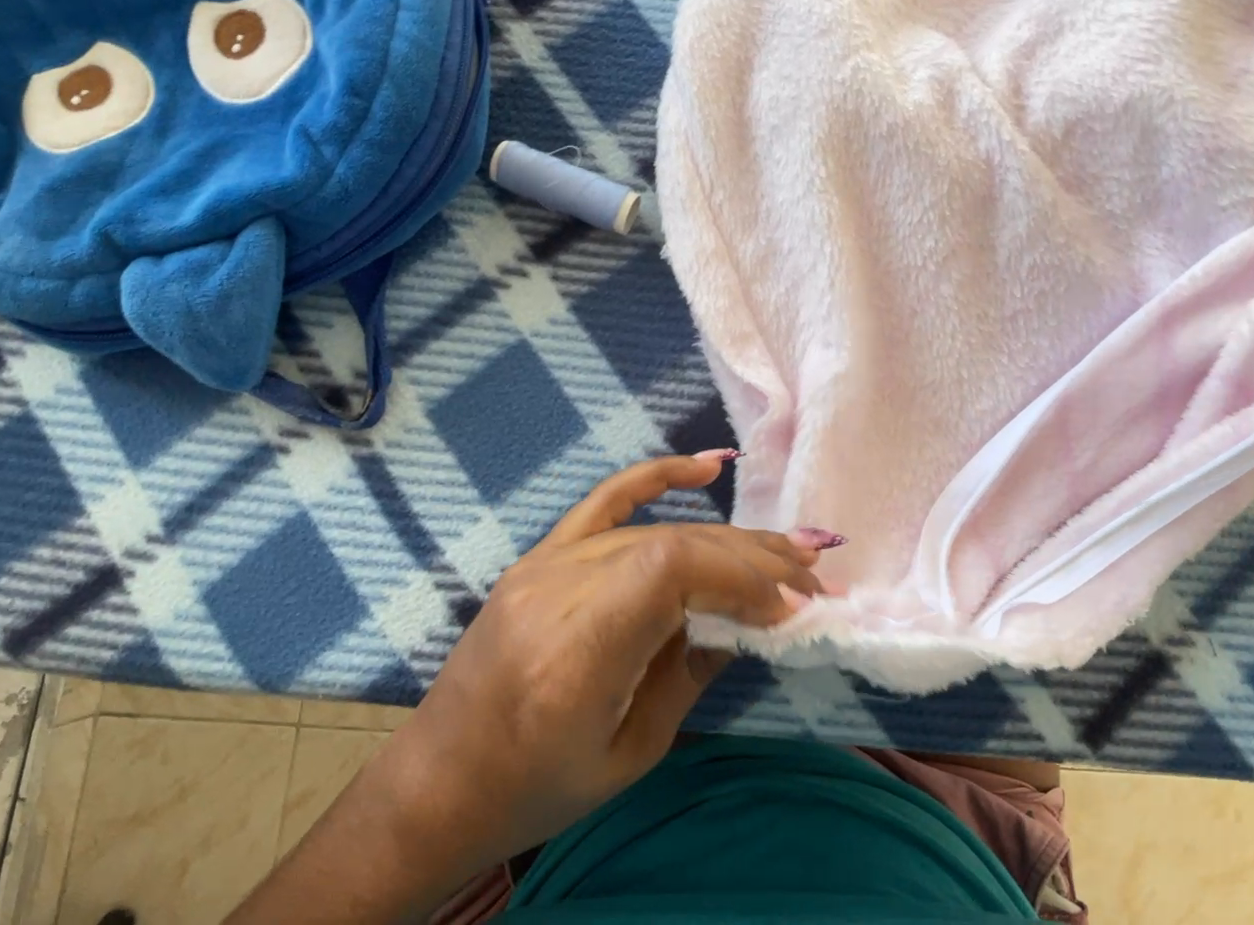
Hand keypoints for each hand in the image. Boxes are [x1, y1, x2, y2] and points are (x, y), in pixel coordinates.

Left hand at [301, 453, 833, 918]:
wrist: (440, 780)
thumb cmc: (536, 789)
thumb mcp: (631, 751)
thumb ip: (690, 672)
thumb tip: (752, 621)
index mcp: (578, 652)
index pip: (672, 570)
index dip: (742, 576)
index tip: (790, 610)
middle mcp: (557, 591)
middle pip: (672, 543)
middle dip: (751, 558)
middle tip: (813, 579)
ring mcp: (542, 566)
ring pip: (652, 528)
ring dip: (725, 539)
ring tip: (785, 552)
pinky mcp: (537, 559)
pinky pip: (603, 503)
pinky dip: (657, 477)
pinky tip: (707, 465)